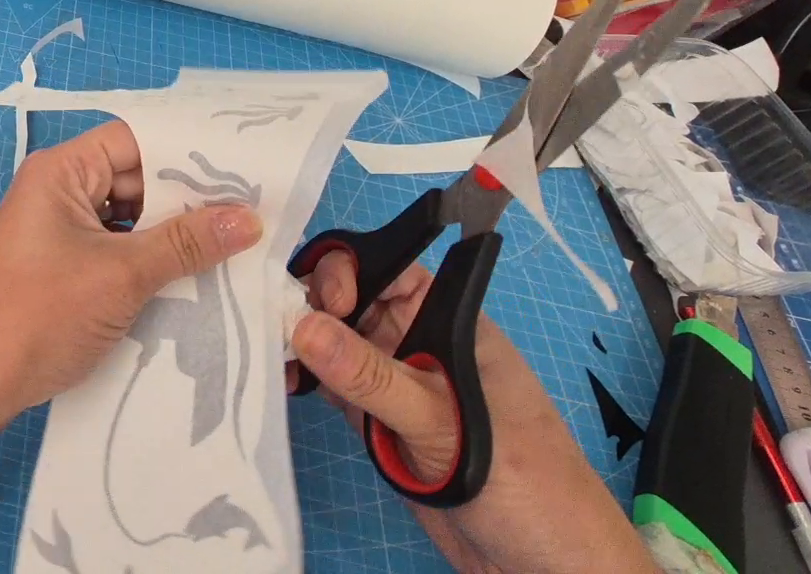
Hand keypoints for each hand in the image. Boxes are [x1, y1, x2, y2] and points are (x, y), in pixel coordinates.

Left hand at [0, 121, 262, 463]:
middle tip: (253, 212)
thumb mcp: (121, 273)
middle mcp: (58, 189)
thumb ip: (185, 242)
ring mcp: (60, 228)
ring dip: (172, 233)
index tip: (241, 169)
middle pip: (133, 177)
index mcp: (60, 171)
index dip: (184, 151)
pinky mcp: (65, 263)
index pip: (132, 141)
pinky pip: (116, 246)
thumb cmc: (41, 311)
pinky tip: (196, 275)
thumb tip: (249, 217)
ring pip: (128, 217)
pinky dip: (150, 258)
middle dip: (186, 197)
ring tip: (237, 243)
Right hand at [290, 255, 655, 573]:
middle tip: (275, 327)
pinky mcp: (371, 413)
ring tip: (267, 354)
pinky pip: (327, 379)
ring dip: (298, 340)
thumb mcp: (444, 422)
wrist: (544, 570)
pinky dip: (302, 375)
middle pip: (346, 296)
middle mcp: (412, 337)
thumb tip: (301, 325)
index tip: (324, 302)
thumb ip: (372, 375)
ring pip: (330, 337)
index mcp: (444, 318)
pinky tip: (281, 381)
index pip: (386, 267)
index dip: (346, 270)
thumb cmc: (525, 484)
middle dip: (308, 302)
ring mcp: (389, 376)